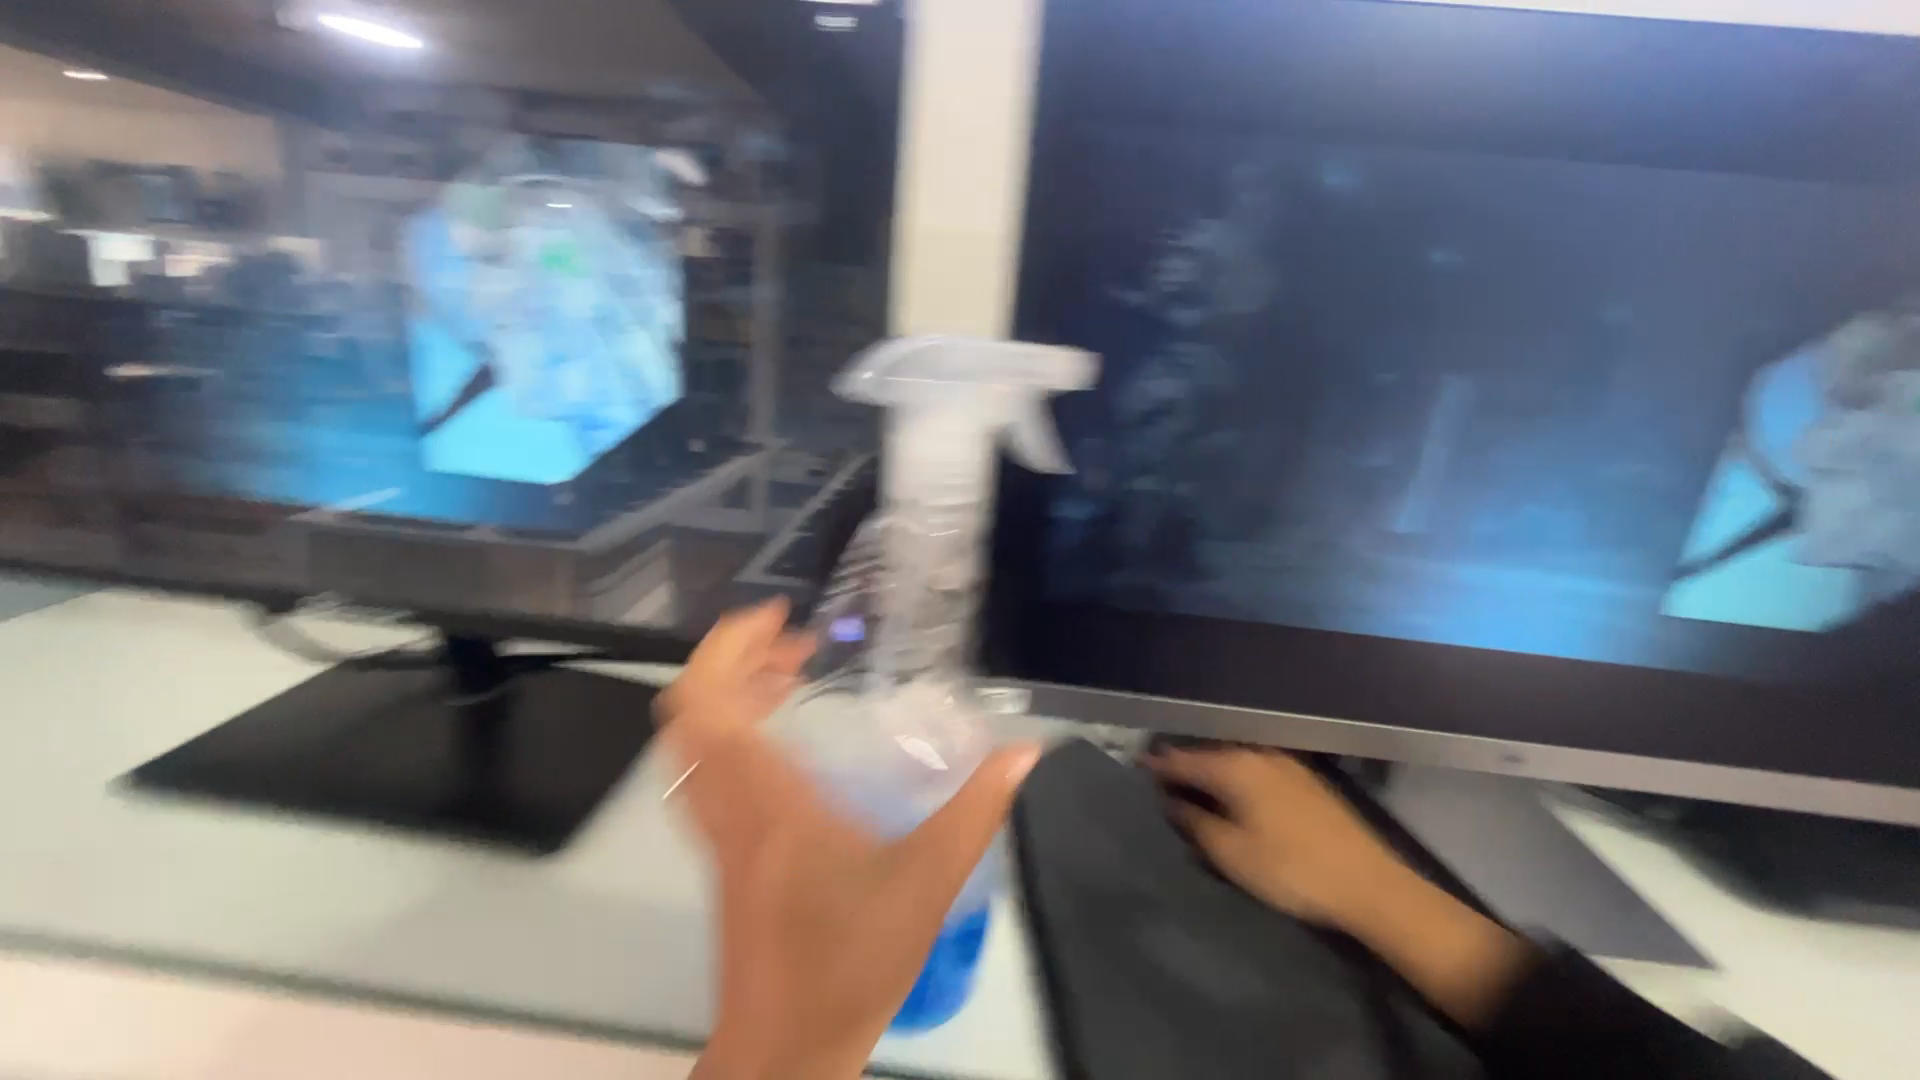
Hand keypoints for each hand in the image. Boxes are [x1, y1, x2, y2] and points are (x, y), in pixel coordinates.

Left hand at [657, 600, 1042, 1079]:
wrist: (785, 1049)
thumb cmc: (851, 961)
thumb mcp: (928, 883)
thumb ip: (978, 811)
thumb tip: (1026, 751)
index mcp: (766, 800)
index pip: (710, 703)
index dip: (730, 645)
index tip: (781, 617)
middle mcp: (728, 805)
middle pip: (690, 709)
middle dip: (733, 658)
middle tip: (797, 643)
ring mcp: (718, 831)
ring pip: (695, 740)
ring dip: (733, 693)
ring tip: (793, 675)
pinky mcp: (724, 853)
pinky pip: (709, 769)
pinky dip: (735, 732)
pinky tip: (788, 741)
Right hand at [1148, 745, 1535, 1028]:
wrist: (1368, 884)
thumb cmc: (1289, 869)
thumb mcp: (1230, 852)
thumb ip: (1193, 821)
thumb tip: (1170, 800)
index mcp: (1234, 766)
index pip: (1181, 759)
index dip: (1155, 765)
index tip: (1134, 767)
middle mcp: (1257, 753)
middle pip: (1207, 754)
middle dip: (1182, 765)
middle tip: (1158, 780)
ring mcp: (1284, 763)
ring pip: (1232, 759)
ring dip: (1210, 770)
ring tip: (1191, 788)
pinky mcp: (1304, 778)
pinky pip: (1253, 766)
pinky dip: (1234, 776)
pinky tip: (1232, 794)